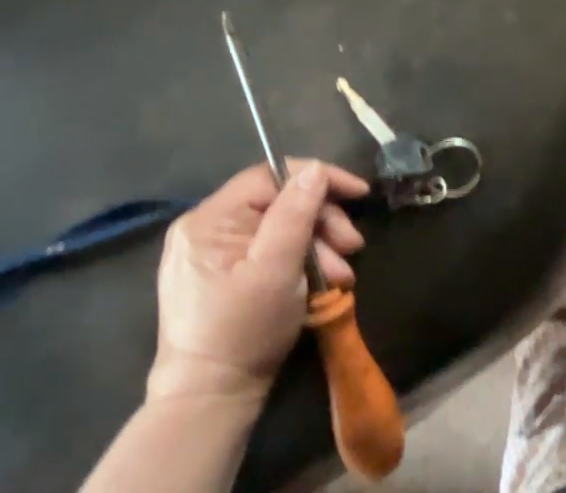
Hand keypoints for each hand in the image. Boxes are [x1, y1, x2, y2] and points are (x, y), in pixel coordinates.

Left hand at [147, 160, 369, 403]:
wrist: (210, 394)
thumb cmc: (244, 327)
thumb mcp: (278, 267)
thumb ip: (296, 213)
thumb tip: (314, 170)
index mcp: (209, 221)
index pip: (272, 176)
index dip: (319, 178)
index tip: (359, 195)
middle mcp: (205, 228)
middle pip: (280, 202)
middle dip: (323, 221)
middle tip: (353, 246)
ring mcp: (212, 253)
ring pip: (281, 227)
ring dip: (319, 244)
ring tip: (341, 274)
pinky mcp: (223, 274)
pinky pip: (271, 249)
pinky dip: (302, 259)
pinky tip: (322, 279)